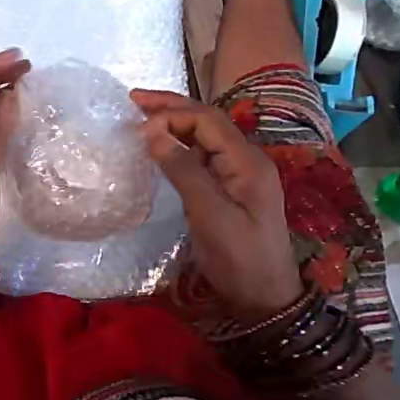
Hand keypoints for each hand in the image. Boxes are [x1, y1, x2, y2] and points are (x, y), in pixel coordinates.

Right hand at [131, 89, 303, 321]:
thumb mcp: (211, 217)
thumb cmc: (240, 260)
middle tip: (133, 100)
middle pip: (208, 121)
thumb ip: (184, 172)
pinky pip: (205, 155)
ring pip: (205, 136)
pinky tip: (162, 148)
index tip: (137, 125)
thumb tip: (153, 133)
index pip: (207, 120)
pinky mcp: (232, 189)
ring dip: (175, 123)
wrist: (266, 299)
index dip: (171, 115)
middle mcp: (247, 160)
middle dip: (171, 107)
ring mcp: (241, 174)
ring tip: (142, 117)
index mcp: (247, 162)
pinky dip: (181, 145)